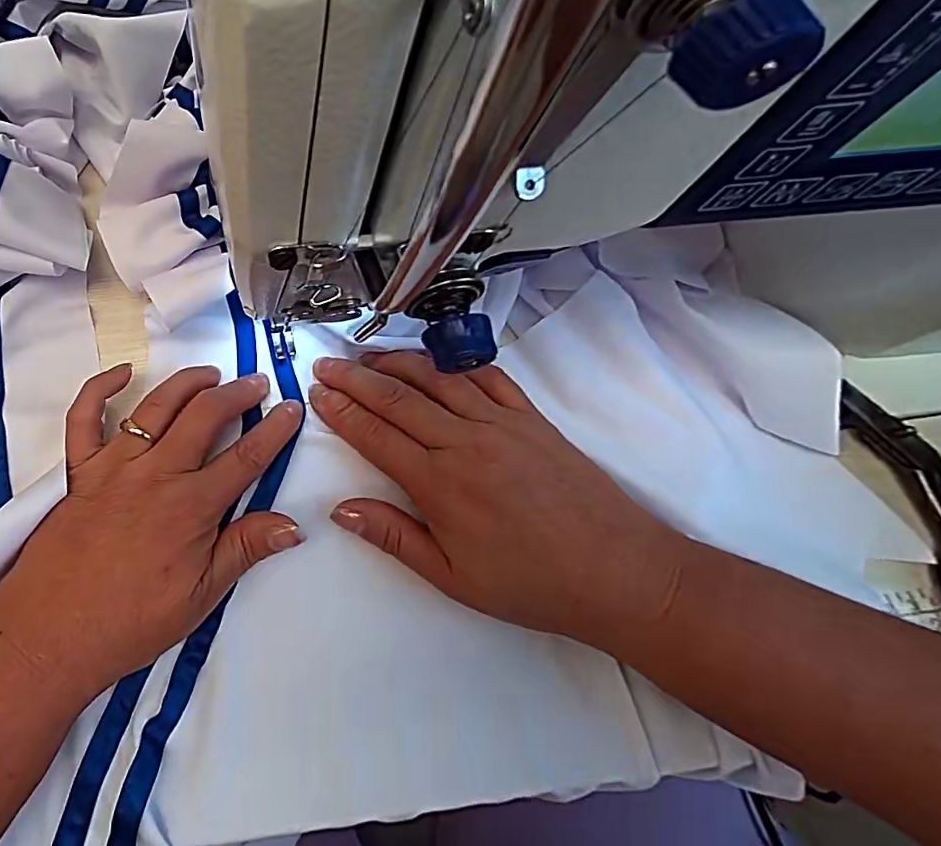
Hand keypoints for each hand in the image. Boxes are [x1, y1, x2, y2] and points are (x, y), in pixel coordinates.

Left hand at [0, 364, 305, 697]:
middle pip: (204, 416)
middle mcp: (155, 475)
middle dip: (236, 394)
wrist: (54, 631)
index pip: (245, 458)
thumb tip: (290, 526)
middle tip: (255, 384)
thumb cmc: (128, 621)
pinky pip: (85, 416)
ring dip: (187, 384)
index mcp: (190, 507)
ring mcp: (113, 466)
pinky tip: (121, 374)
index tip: (290, 410)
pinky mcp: (79, 469)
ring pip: (156, 407)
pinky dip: (100, 388)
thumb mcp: (199, 596)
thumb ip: (244, 550)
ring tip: (210, 374)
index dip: (274, 430)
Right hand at [308, 351, 691, 649]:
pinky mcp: (531, 418)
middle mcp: (465, 442)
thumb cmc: (533, 583)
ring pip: (435, 379)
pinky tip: (434, 362)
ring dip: (394, 363)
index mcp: (440, 483)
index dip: (341, 410)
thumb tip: (342, 510)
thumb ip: (393, 536)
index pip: (375, 434)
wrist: (623, 575)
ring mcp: (501, 423)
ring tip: (365, 356)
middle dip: (353, 378)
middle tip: (326, 366)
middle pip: (396, 397)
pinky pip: (486, 378)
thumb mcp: (452, 576)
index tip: (317, 394)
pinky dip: (453, 364)